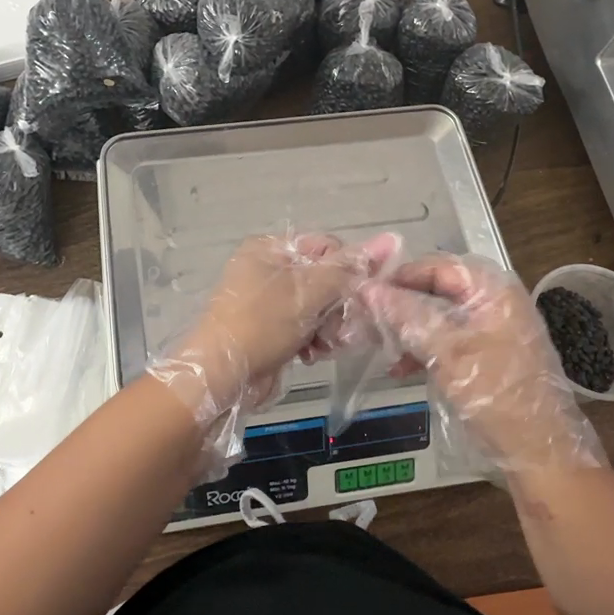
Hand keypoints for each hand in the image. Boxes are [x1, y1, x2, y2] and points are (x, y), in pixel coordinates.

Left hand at [179, 231, 402, 401]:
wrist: (221, 376)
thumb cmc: (262, 324)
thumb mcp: (309, 292)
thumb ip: (350, 268)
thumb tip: (393, 239)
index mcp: (270, 248)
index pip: (327, 246)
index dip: (348, 270)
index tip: (360, 296)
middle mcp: (267, 269)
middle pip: (324, 278)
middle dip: (338, 306)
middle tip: (342, 328)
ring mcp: (266, 301)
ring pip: (317, 306)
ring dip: (329, 327)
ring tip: (326, 346)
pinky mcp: (268, 329)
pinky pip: (304, 327)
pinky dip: (313, 340)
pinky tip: (313, 355)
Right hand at [357, 255, 603, 471]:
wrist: (540, 452)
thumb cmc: (496, 393)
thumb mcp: (446, 351)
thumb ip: (406, 315)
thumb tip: (365, 288)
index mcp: (492, 289)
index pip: (435, 266)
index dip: (398, 277)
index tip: (364, 295)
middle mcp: (495, 300)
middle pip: (436, 290)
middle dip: (400, 306)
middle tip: (366, 322)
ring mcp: (493, 328)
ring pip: (438, 316)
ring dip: (408, 330)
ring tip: (380, 348)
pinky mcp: (489, 354)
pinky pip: (448, 339)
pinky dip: (424, 349)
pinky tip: (401, 368)